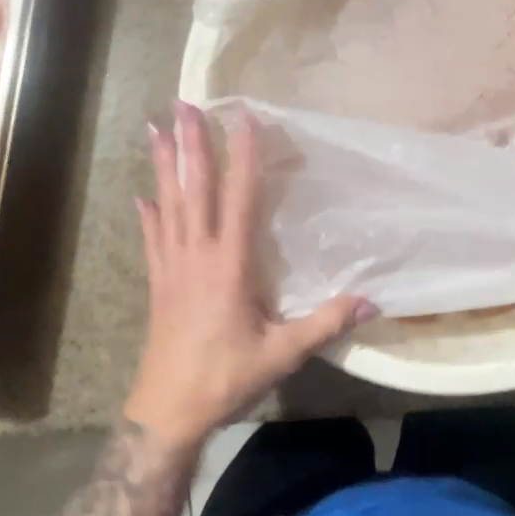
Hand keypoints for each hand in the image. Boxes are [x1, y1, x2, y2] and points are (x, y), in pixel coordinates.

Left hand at [125, 101, 374, 449]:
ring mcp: (172, 268)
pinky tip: (142, 195)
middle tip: (183, 104)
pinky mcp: (158, 284)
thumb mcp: (282, 354)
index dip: (242, 157)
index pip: (239, 199)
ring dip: (163, 165)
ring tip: (155, 129)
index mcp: (229, 266)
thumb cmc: (226, 378)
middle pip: (194, 190)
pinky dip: (148, 214)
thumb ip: (325, 323)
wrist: (168, 411)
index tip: (243, 118)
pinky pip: (152, 239)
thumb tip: (373, 301)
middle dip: (191, 145)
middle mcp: (197, 256)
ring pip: (168, 205)